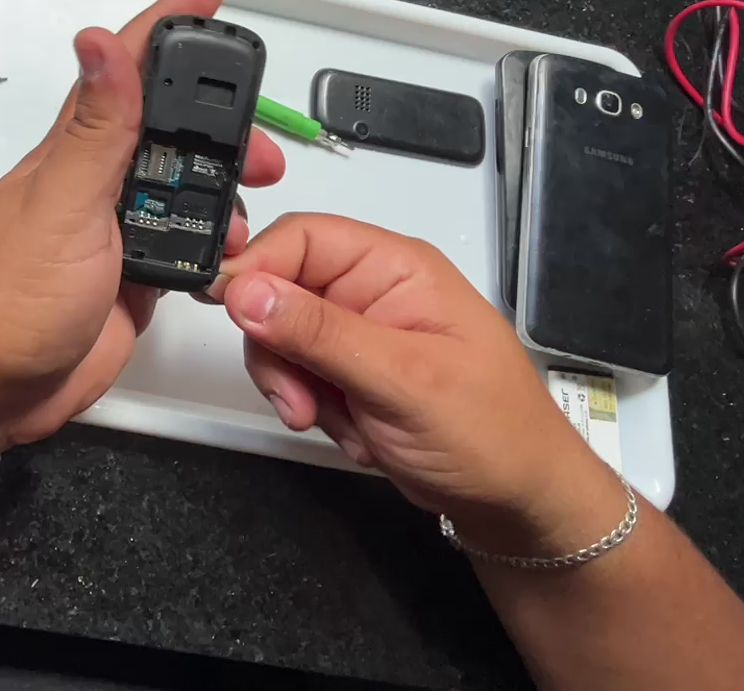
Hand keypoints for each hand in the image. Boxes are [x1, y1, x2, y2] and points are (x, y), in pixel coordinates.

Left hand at [0, 0, 285, 453]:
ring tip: (258, 185)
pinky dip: (214, 229)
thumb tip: (100, 41)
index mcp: (73, 150)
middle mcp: (95, 179)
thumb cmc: (12, 297)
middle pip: (164, 123)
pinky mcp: (131, 270)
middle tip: (261, 127)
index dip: (165, 24)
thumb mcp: (61, 206)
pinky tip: (232, 240)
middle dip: (217, 113)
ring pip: (180, 178)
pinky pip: (183, 234)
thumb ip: (93, 130)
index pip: (123, 68)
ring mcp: (114, 225)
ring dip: (222, 175)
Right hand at [214, 214, 626, 556]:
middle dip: (276, 348)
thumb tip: (244, 291)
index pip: (300, 237)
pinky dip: (307, 405)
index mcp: (392, 266)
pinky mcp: (341, 367)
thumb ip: (319, 333)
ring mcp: (352, 329)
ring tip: (329, 421)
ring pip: (277, 335)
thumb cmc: (490, 433)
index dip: (256, 265)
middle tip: (294, 400)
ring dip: (292, 385)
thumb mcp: (403, 380)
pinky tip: (352, 431)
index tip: (225, 308)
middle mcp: (366, 288)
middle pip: (277, 288)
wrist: (517, 505)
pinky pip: (292, 371)